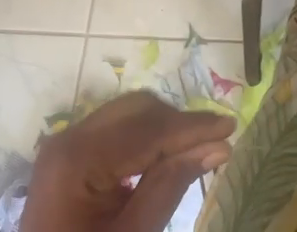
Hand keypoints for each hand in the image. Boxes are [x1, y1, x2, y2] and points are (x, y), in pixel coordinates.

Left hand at [22, 93, 233, 231]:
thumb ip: (169, 186)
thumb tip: (216, 146)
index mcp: (78, 158)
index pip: (148, 129)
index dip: (192, 127)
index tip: (231, 126)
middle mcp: (68, 138)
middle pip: (137, 110)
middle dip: (178, 123)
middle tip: (214, 143)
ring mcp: (65, 145)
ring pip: (128, 114)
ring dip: (164, 128)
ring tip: (196, 149)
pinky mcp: (68, 156)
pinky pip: (114, 131)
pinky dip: (144, 138)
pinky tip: (165, 159)